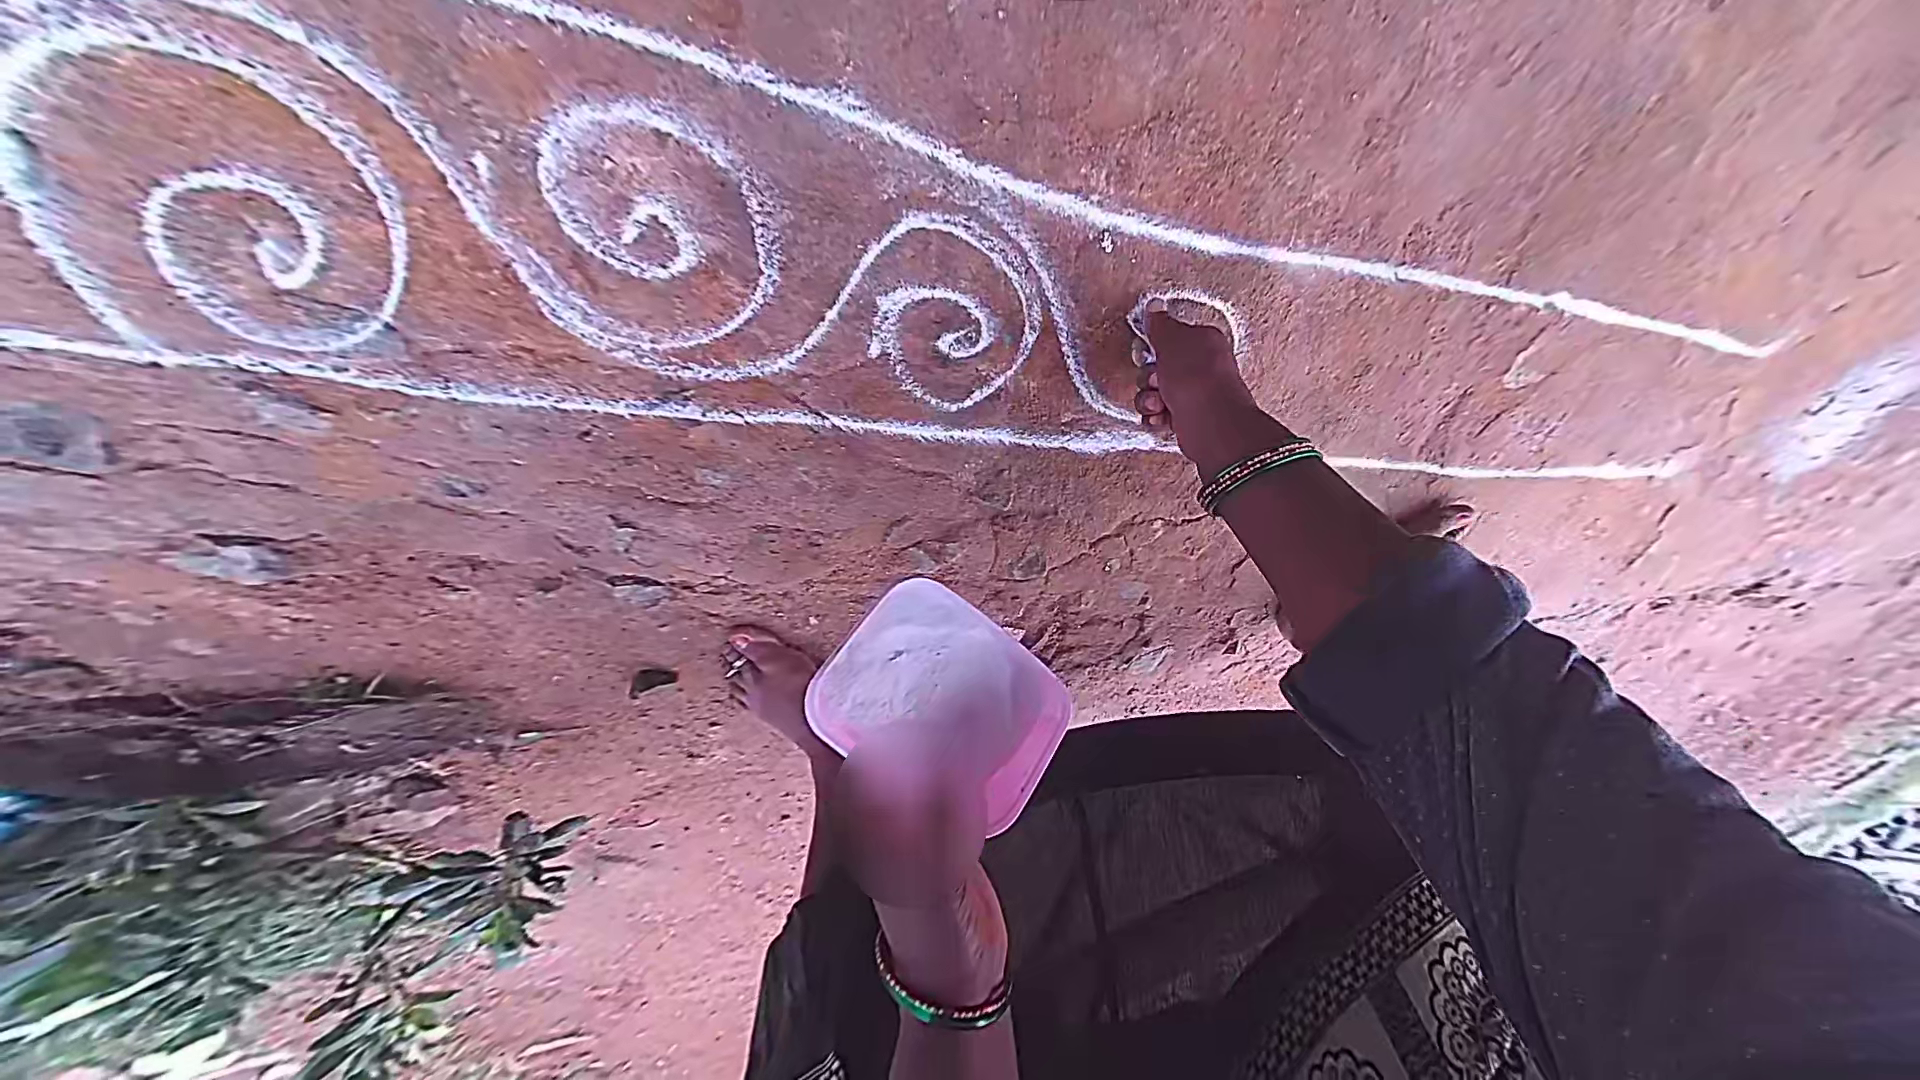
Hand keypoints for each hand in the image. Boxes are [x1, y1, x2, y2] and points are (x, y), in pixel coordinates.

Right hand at [1133, 303, 1276, 472]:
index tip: (1148, 353)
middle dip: (1148, 377)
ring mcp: (1194, 394)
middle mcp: (1200, 367)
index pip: (1170, 339)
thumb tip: (1153, 307)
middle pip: (1157, 368)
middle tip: (1157, 380)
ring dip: (1149, 398)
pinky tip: (1161, 417)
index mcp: (1203, 342)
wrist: (1209, 421)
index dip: (1154, 347)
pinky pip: (1158, 413)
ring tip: (1159, 403)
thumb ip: (1159, 325)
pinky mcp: (1186, 417)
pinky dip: (1155, 416)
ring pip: (1154, 392)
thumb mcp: (1172, 341)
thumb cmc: (1196, 377)